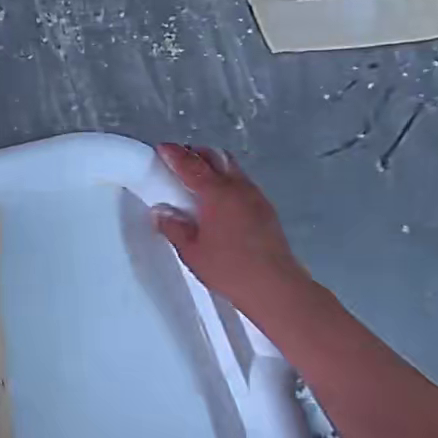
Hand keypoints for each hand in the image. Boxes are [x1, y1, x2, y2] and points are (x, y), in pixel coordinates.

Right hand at [152, 143, 316, 319]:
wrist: (276, 288)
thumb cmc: (229, 269)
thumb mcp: (191, 250)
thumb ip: (173, 227)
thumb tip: (161, 212)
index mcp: (218, 194)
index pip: (192, 165)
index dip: (175, 154)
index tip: (162, 148)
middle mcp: (239, 189)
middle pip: (217, 157)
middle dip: (196, 153)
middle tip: (177, 160)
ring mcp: (257, 198)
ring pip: (232, 168)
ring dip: (213, 166)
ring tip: (195, 179)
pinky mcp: (266, 210)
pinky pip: (242, 183)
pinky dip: (225, 180)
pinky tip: (216, 199)